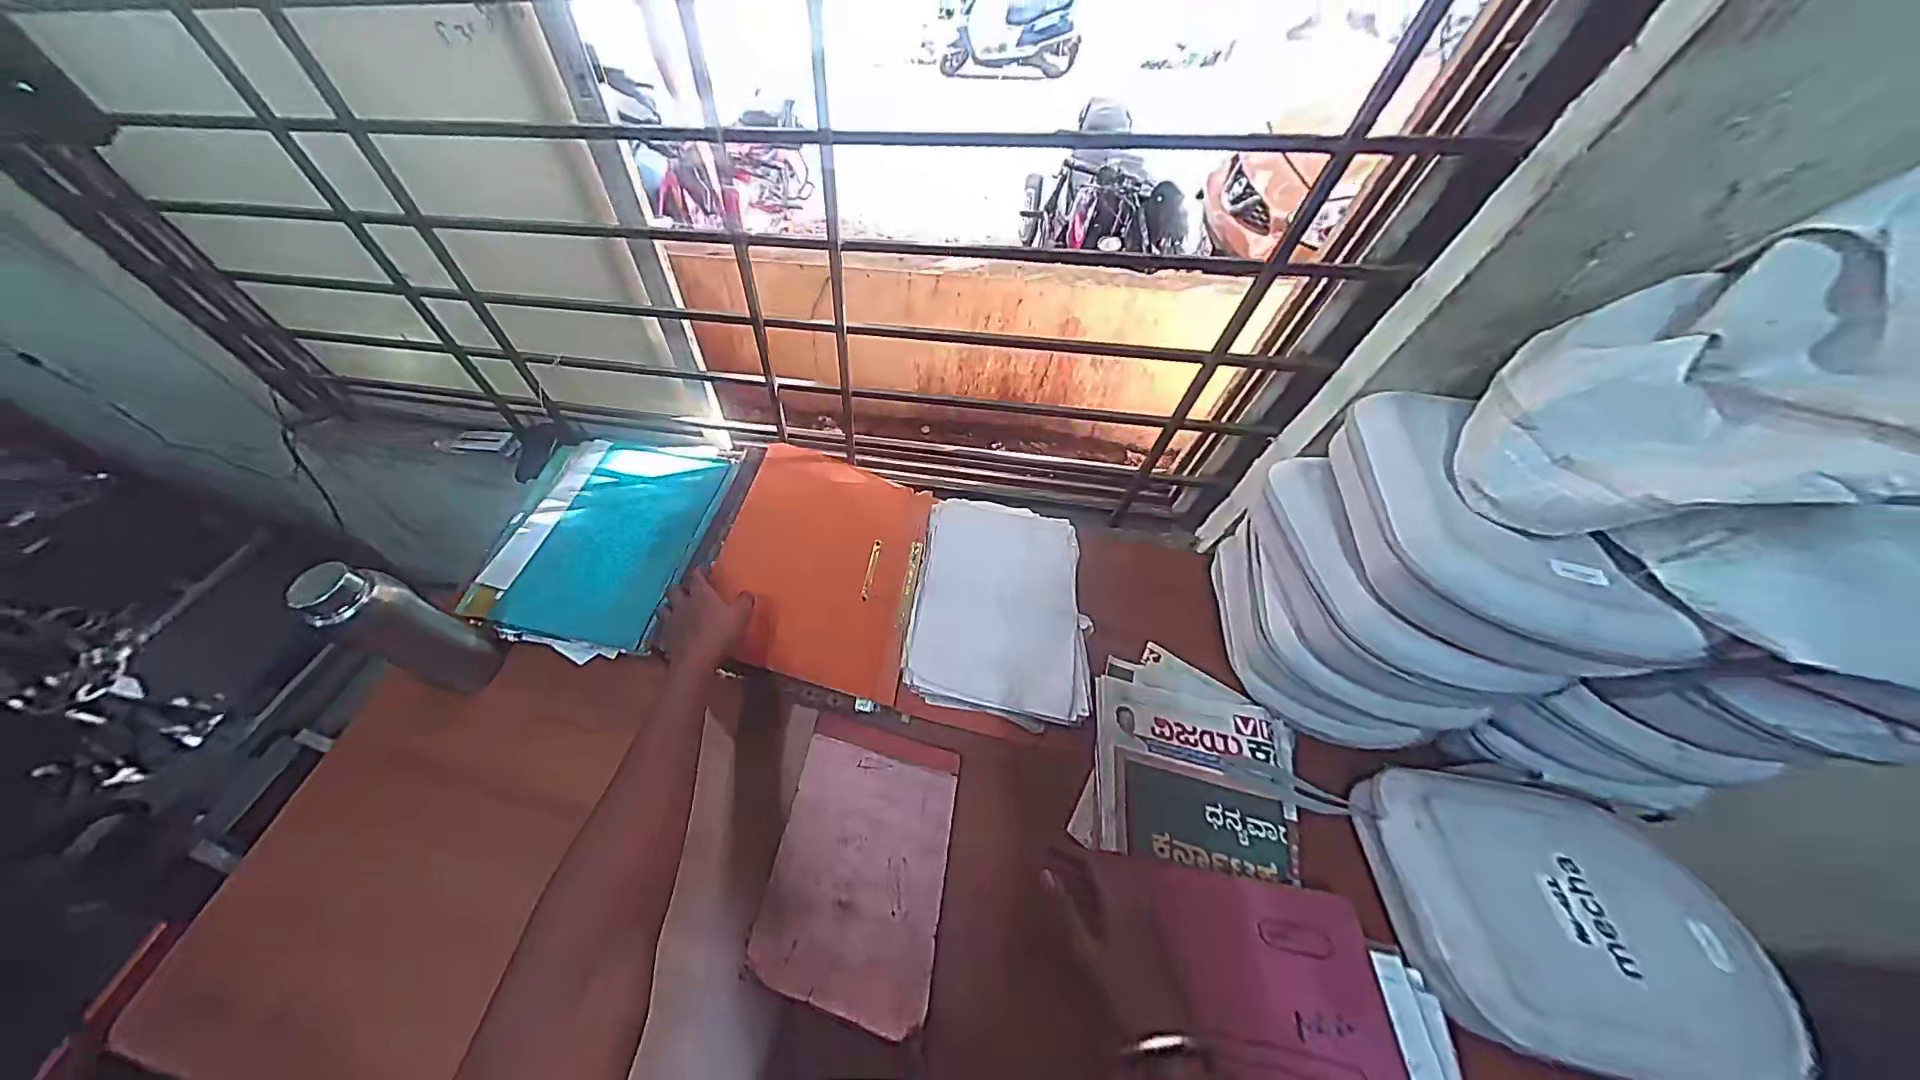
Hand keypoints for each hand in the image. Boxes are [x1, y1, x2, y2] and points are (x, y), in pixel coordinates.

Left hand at [657, 571, 752, 669]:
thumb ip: (744, 601)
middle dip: (681, 588)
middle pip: (675, 589)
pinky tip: (672, 629)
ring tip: (677, 610)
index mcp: (701, 594)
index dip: (699, 572)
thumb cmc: (720, 633)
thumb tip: (747, 593)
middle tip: (688, 592)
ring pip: (665, 606)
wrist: (696, 660)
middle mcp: (683, 602)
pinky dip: (667, 625)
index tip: (703, 571)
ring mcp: (671, 619)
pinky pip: (662, 626)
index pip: (696, 576)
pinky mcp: (665, 635)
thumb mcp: (741, 615)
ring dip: (671, 606)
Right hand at [1040, 848, 1196, 1049]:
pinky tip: (1092, 901)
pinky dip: (1105, 888)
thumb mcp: (1084, 947)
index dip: (1069, 850)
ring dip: (1093, 873)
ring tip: (1068, 875)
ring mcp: (1146, 911)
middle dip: (1080, 858)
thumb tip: (1046, 874)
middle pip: (1106, 865)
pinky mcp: (1151, 926)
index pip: (1093, 860)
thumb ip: (1065, 907)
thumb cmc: (1118, 986)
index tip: (1047, 845)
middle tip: (1054, 858)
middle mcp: (1136, 896)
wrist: (1160, 1025)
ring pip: (1116, 878)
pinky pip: (1125, 892)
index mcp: (1119, 896)